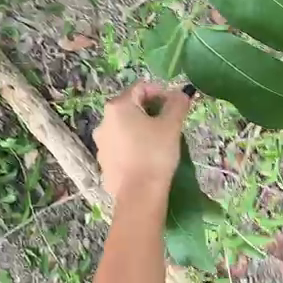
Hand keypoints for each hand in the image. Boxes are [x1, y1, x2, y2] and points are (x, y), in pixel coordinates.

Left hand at [95, 82, 192, 205]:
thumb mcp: (172, 125)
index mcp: (118, 107)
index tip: (176, 105)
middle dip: (152, 110)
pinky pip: (121, 145)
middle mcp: (104, 122)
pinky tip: (148, 157)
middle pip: (131, 106)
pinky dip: (134, 145)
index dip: (161, 91)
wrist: (139, 195)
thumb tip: (181, 94)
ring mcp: (101, 143)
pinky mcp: (104, 162)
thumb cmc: (155, 153)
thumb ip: (177, 104)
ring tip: (161, 141)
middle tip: (170, 122)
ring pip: (125, 127)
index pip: (141, 87)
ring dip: (142, 128)